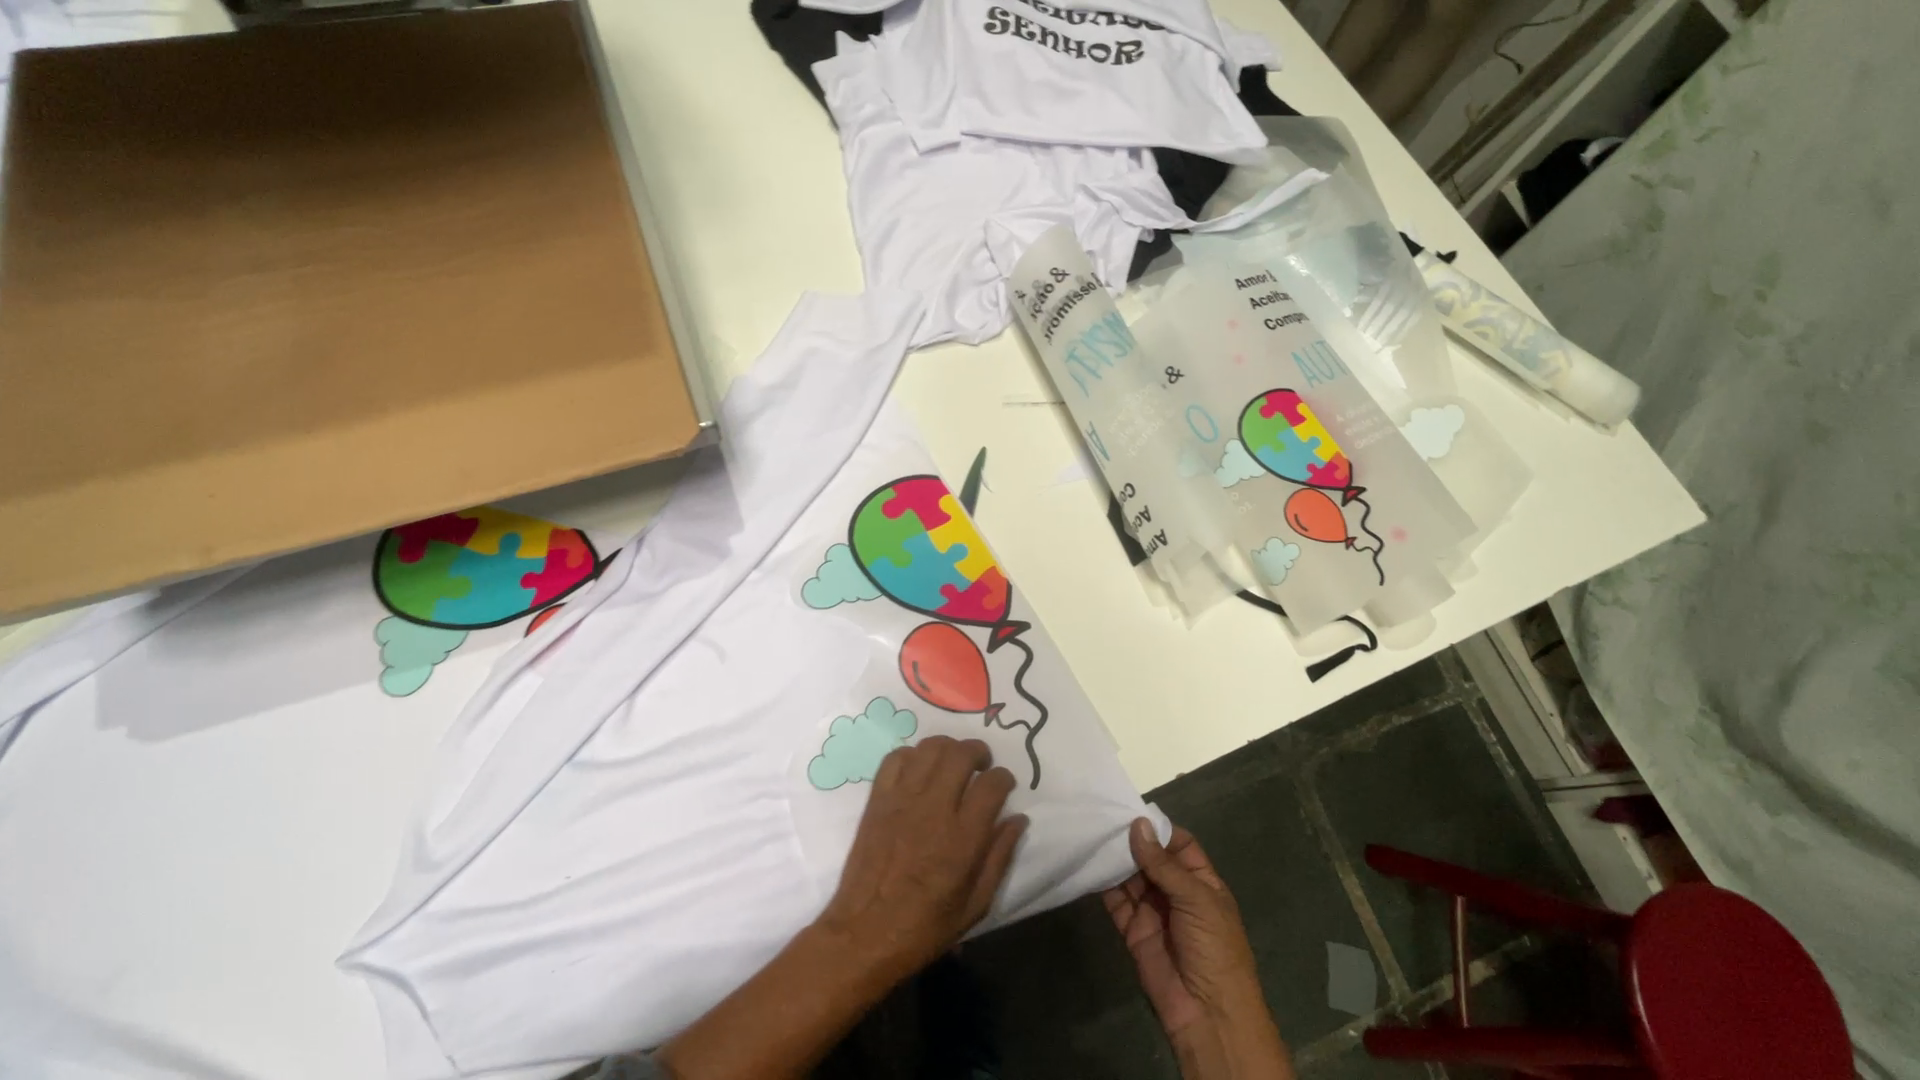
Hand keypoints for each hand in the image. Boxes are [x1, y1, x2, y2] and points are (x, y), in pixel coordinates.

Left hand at [815, 736, 1028, 982]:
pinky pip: (895, 759)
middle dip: (978, 752)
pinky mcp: (877, 801)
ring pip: (929, 749)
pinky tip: (919, 771)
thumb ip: (999, 857)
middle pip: (960, 755)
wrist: (864, 934)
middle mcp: (933, 810)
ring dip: (947, 748)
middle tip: (982, 765)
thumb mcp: (976, 905)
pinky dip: (912, 756)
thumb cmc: (924, 928)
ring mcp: (901, 801)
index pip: (992, 784)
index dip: (1004, 778)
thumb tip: (1018, 820)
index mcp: (963, 839)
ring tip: (953, 763)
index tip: (1004, 786)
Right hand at [1105, 819, 1292, 1079]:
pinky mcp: (1133, 930)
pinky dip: (1102, 885)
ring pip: (1131, 878)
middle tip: (1101, 817)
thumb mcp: (1196, 899)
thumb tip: (1137, 825)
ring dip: (1114, 860)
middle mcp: (1177, 893)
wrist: (1207, 1010)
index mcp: (1202, 883)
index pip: (1179, 845)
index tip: (1130, 810)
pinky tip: (1087, 863)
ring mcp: (1154, 912)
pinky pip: (1116, 902)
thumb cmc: (1214, 947)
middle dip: (1130, 841)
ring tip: (1090, 833)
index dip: (1157, 829)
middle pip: (1151, 859)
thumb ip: (1163, 864)